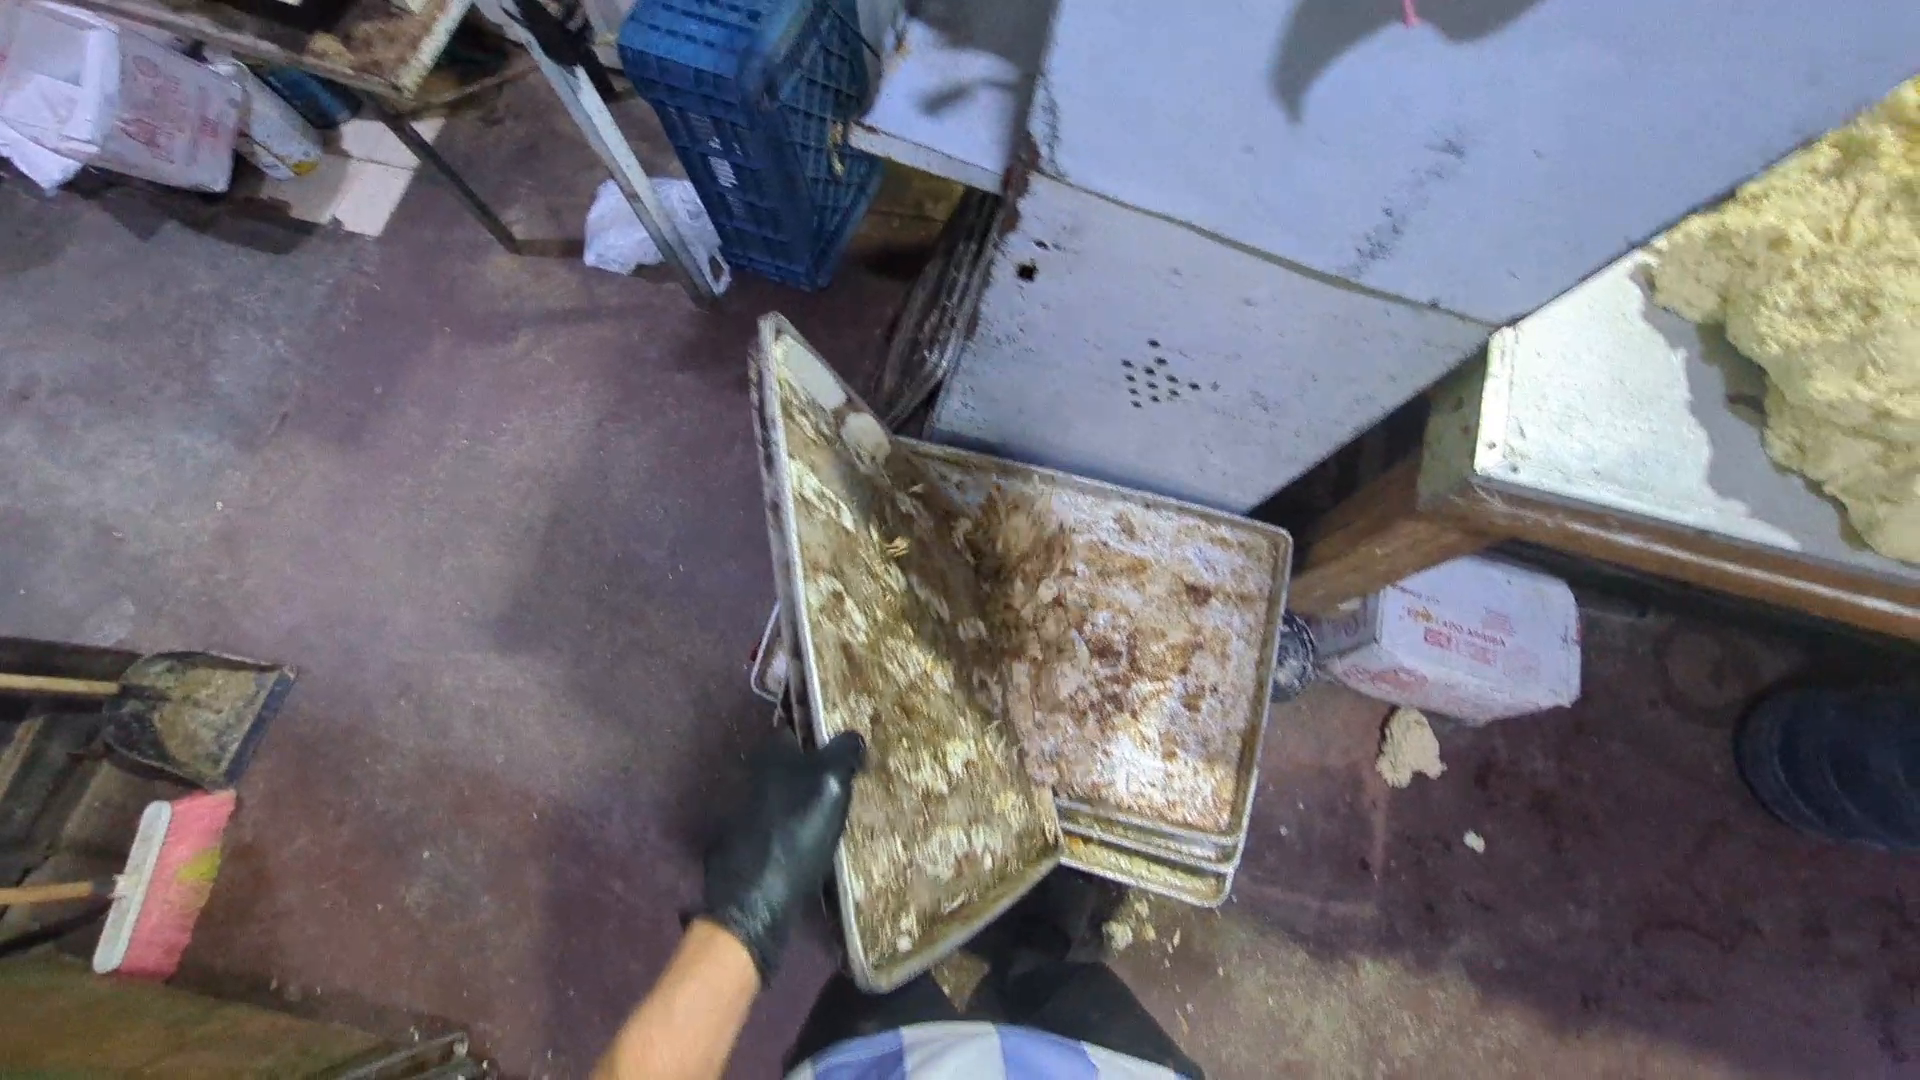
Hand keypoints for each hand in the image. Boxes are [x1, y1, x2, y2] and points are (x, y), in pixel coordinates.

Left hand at [700, 729, 864, 982]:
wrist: (753, 902)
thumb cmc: (796, 834)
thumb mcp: (831, 784)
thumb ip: (844, 752)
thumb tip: (854, 736)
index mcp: (769, 755)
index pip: (796, 730)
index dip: (821, 737)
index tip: (843, 751)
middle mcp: (748, 777)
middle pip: (788, 764)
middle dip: (810, 770)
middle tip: (842, 785)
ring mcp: (739, 813)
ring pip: (780, 795)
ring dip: (800, 802)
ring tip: (830, 817)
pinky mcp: (740, 846)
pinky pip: (773, 825)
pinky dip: (789, 828)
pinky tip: (808, 843)